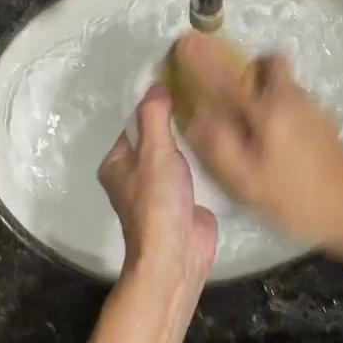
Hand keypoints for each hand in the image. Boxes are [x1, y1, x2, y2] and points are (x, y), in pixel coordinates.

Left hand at [97, 85, 217, 286]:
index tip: (183, 87)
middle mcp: (135, 175)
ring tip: (220, 118)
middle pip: (159, 137)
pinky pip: (194, 172)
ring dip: (195, 142)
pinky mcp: (184, 201)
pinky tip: (225, 145)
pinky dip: (206, 161)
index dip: (157, 105)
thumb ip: (154, 117)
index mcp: (116, 163)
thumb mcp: (154, 152)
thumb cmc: (157, 203)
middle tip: (207, 101)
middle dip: (180, 122)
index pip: (136, 123)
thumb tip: (156, 86)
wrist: (177, 256)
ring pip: (178, 154)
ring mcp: (160, 190)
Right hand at [174, 32, 342, 246]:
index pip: (228, 80)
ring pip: (285, 82)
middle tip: (238, 95)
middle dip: (252, 69)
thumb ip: (219, 146)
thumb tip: (197, 117)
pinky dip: (283, 108)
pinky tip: (281, 143)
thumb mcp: (247, 183)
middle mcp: (292, 100)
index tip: (189, 43)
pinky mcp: (325, 120)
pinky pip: (296, 101)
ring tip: (258, 127)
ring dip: (268, 90)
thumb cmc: (294, 200)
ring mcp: (313, 108)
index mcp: (268, 113)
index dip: (205, 61)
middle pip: (271, 63)